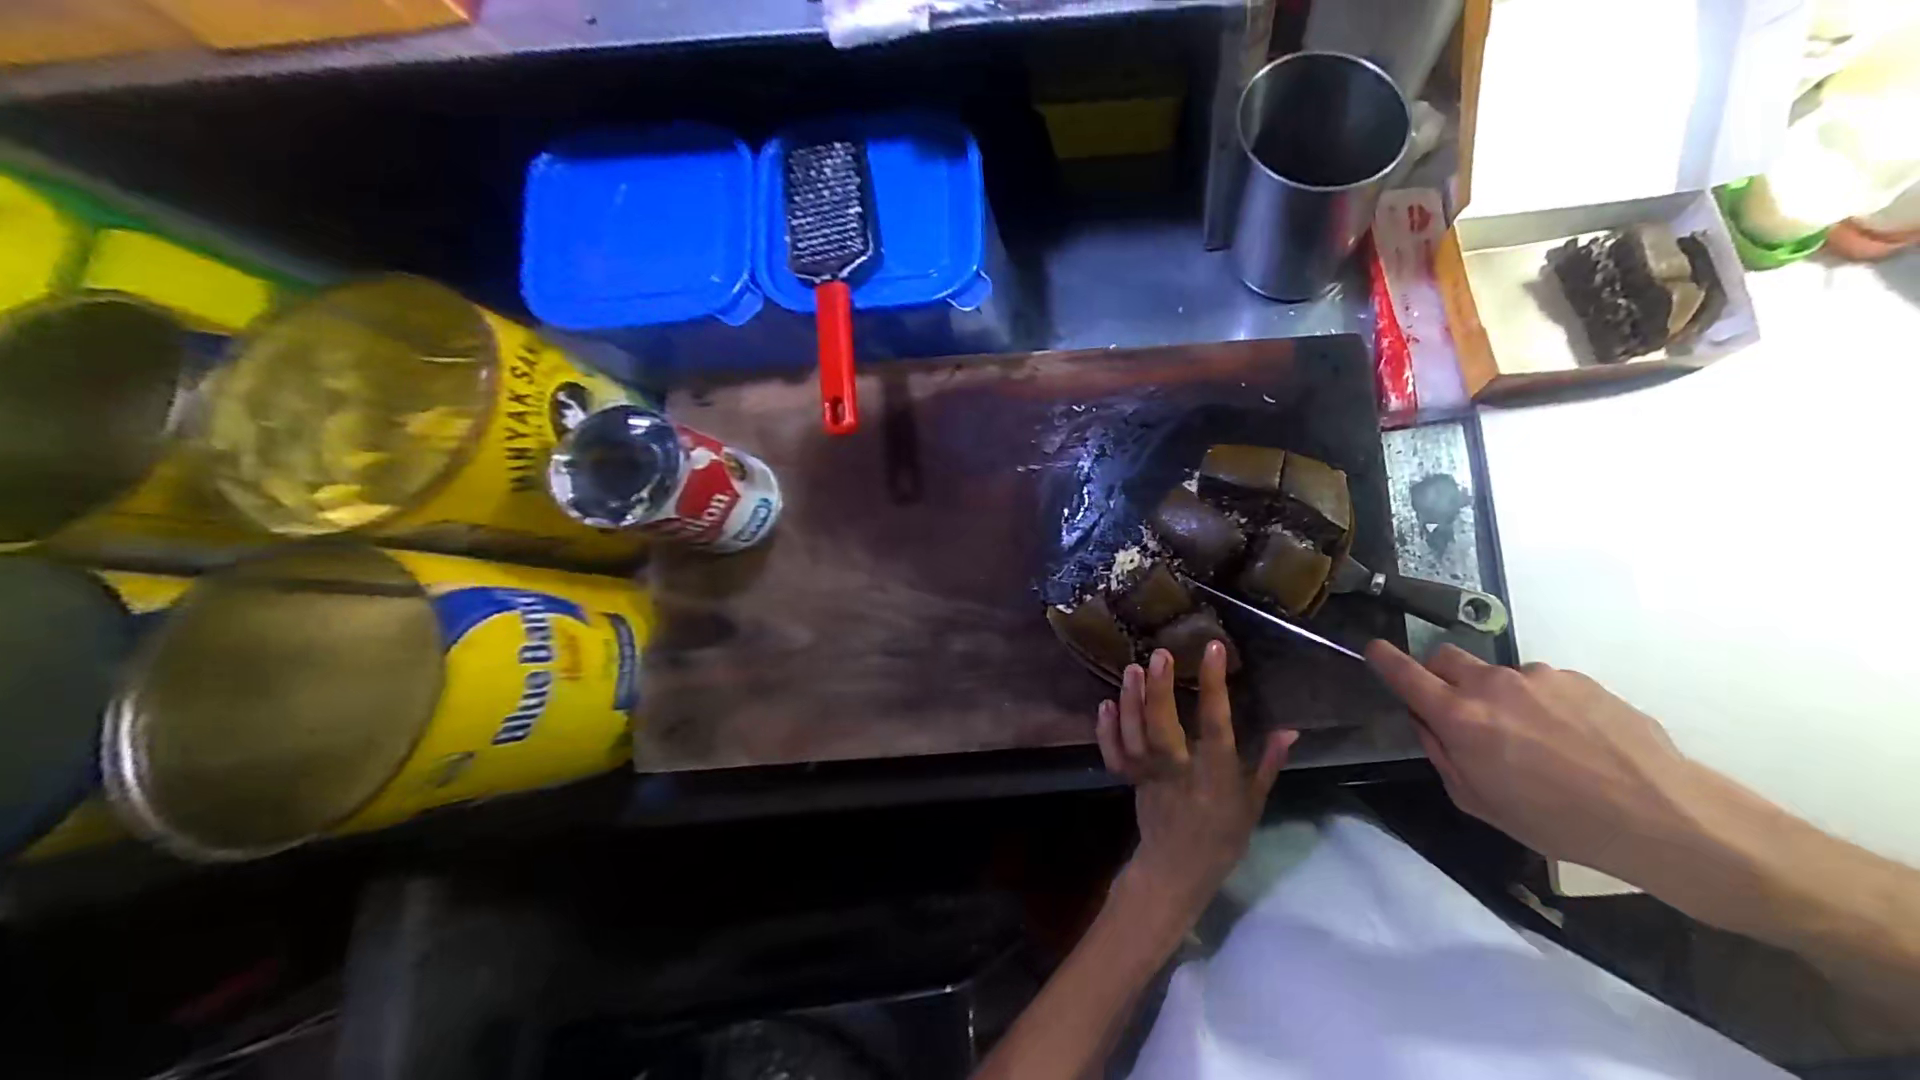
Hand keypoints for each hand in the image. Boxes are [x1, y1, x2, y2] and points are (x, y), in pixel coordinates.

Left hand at [1096, 642, 1296, 922]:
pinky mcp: (1129, 779)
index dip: (1213, 685)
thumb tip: (1289, 729)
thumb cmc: (1222, 835)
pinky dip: (1106, 730)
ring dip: (1131, 701)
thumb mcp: (1253, 802)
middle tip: (1160, 654)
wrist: (1178, 868)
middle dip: (1160, 689)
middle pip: (1163, 727)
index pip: (1214, 723)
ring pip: (1134, 736)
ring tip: (1133, 669)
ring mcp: (1149, 775)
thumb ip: (1268, 763)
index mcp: (1214, 774)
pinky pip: (1114, 754)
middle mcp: (1178, 770)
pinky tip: (1105, 703)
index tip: (1213, 648)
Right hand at [1366, 640, 1704, 877]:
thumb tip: (1426, 723)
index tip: (1374, 650)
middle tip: (1462, 710)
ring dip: (1501, 696)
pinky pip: (1543, 683)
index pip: (1405, 674)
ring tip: (1540, 739)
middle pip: (1445, 658)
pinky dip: (1544, 703)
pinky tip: (1575, 739)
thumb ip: (1441, 755)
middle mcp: (1492, 686)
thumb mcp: (1479, 802)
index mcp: (1460, 717)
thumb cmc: (1558, 821)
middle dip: (1441, 676)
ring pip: (1498, 674)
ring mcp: (1538, 677)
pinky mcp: (1578, 679)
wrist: (1665, 818)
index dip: (1383, 659)